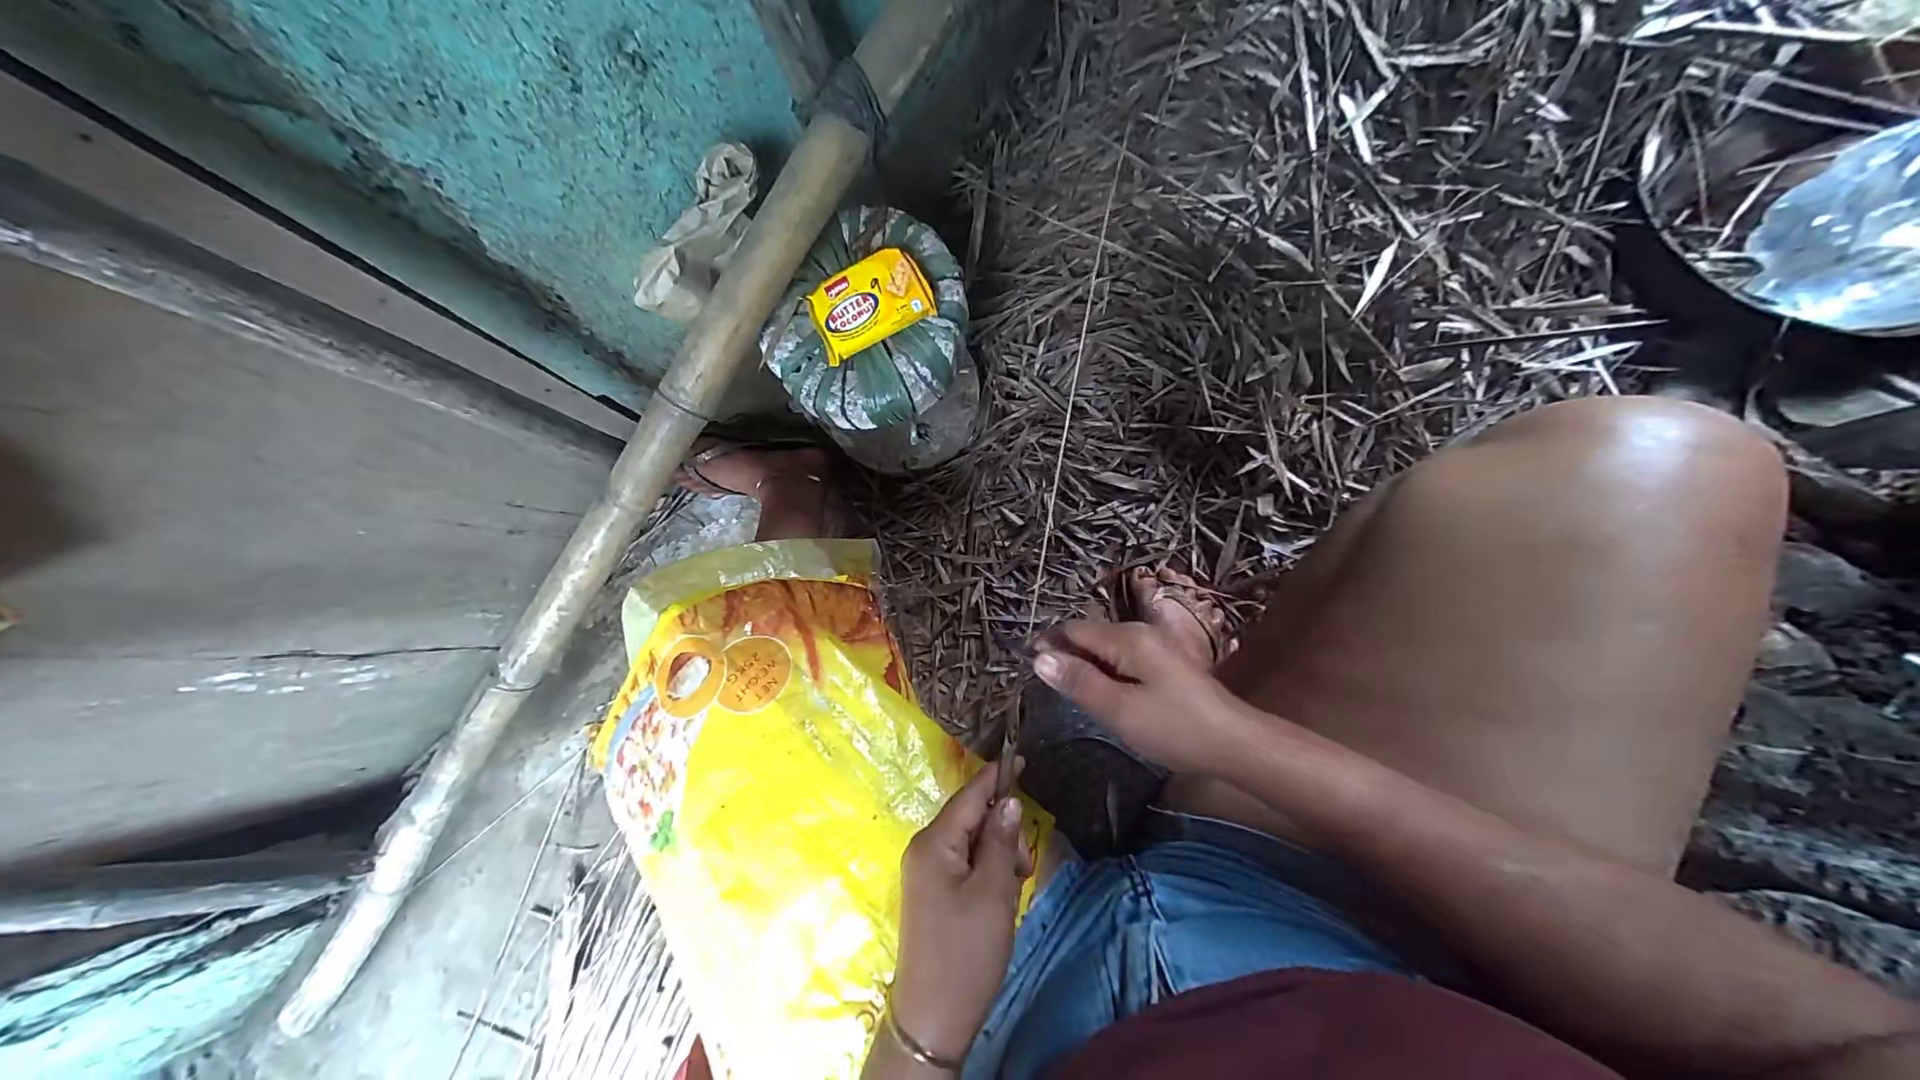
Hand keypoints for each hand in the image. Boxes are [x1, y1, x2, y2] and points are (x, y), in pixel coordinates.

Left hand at [891, 761, 1032, 1062]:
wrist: (933, 1019)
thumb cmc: (967, 952)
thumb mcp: (994, 892)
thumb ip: (1002, 841)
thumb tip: (1008, 801)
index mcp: (933, 842)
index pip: (969, 796)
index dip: (996, 777)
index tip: (1020, 757)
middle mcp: (924, 849)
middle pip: (970, 818)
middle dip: (1002, 832)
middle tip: (1024, 867)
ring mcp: (925, 871)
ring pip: (970, 842)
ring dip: (998, 855)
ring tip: (1015, 888)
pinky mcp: (931, 891)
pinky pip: (964, 863)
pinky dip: (987, 871)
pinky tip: (1001, 897)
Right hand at [1031, 620, 1260, 775]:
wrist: (1234, 744)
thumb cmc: (1174, 727)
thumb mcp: (1119, 709)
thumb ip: (1078, 682)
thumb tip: (1040, 659)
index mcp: (1128, 638)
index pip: (1075, 630)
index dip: (1049, 645)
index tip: (1028, 667)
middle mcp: (1141, 634)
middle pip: (1091, 637)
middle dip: (1066, 656)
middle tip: (1048, 689)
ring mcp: (1156, 649)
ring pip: (1107, 651)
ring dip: (1086, 668)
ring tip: (1071, 695)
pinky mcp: (1166, 666)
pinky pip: (1124, 662)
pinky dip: (1107, 676)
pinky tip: (1104, 698)